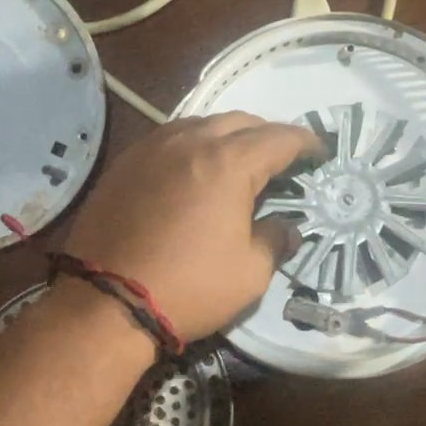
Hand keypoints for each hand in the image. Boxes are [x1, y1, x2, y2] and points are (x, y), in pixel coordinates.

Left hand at [62, 113, 322, 340]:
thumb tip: (285, 228)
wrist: (105, 303)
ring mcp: (151, 149)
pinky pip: (168, 141)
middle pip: (239, 122)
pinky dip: (191, 148)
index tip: (319, 153)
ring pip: (199, 125)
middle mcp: (190, 142)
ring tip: (237, 162)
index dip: (305, 143)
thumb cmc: (188, 288)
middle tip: (280, 160)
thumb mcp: (250, 274)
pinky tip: (192, 172)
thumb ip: (274, 241)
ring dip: (226, 137)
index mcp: (228, 163)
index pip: (278, 139)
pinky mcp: (123, 165)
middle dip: (266, 136)